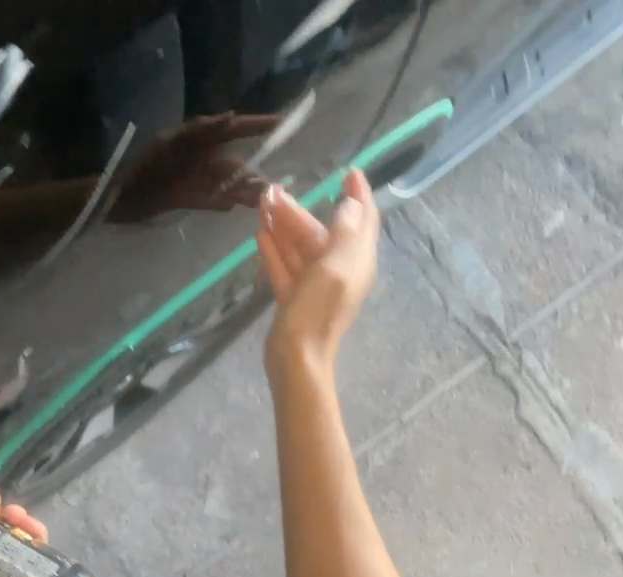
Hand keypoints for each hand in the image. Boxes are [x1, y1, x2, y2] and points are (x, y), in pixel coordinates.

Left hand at [109, 112, 278, 222]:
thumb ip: (199, 131)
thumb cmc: (139, 169)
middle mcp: (197, 157)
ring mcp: (191, 178)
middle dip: (252, 171)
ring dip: (241, 190)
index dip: (256, 125)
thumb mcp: (167, 146)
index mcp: (195, 140)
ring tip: (260, 198)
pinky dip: (220, 202)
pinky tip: (235, 206)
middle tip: (273, 184)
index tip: (281, 122)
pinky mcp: (182, 197)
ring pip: (223, 183)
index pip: (232, 129)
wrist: (114, 197)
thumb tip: (230, 115)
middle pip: (231, 163)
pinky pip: (207, 199)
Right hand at [255, 168, 380, 382]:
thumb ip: (345, 234)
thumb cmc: (317, 312)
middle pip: (321, 232)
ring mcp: (314, 286)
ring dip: (282, 228)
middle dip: (299, 211)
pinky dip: (275, 252)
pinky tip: (260, 236)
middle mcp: (338, 270)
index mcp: (356, 260)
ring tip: (261, 207)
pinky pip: (285, 269)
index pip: (362, 220)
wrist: (296, 357)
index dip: (357, 195)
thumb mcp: (335, 267)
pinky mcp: (294, 300)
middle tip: (273, 191)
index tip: (349, 172)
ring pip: (299, 249)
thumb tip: (350, 205)